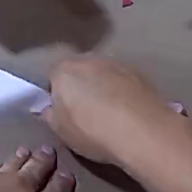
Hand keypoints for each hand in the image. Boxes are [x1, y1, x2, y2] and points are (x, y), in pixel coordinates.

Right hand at [43, 56, 184, 171]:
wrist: (142, 131)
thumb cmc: (91, 130)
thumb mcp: (60, 130)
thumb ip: (50, 115)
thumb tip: (49, 109)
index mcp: (64, 70)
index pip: (52, 74)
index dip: (55, 92)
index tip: (62, 110)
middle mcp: (89, 60)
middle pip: (78, 71)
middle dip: (79, 86)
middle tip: (84, 112)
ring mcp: (117, 64)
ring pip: (103, 74)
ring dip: (102, 88)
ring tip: (110, 114)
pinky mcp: (140, 74)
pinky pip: (123, 82)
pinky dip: (122, 93)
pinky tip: (128, 113)